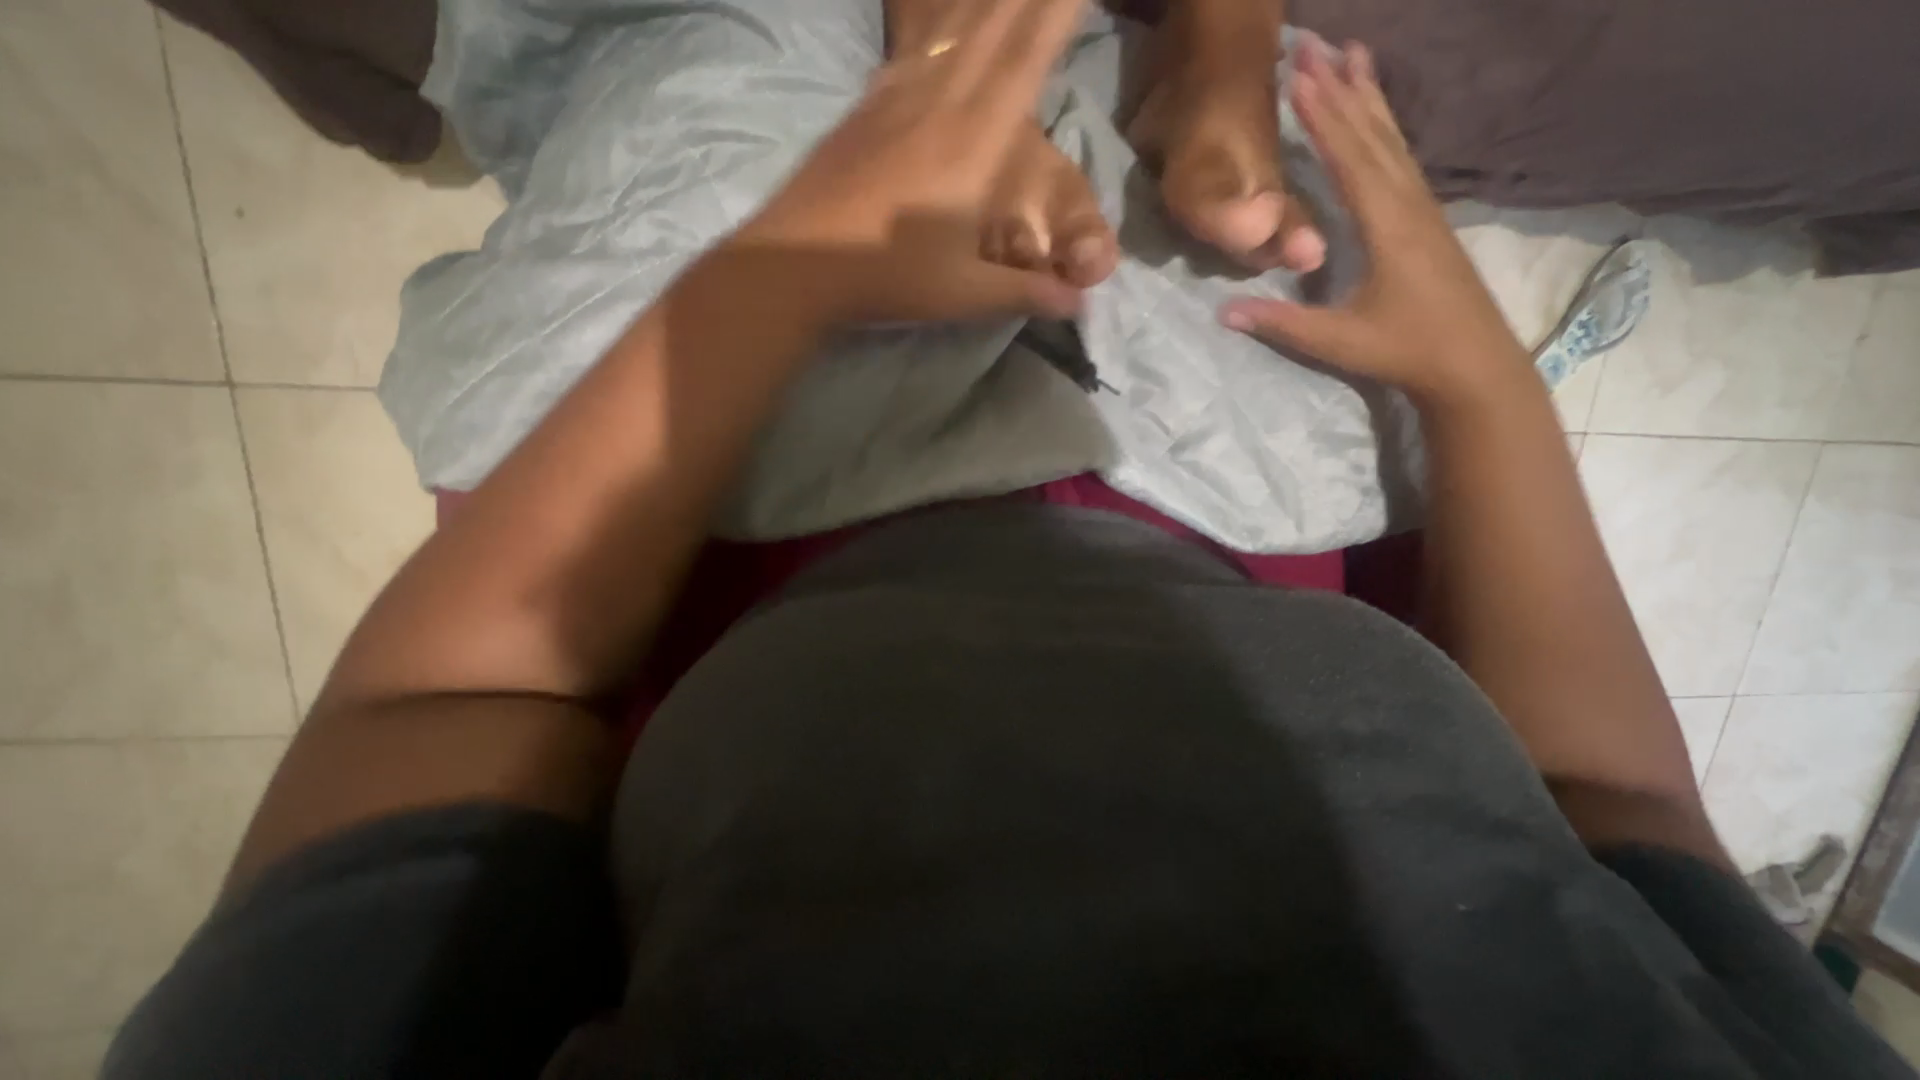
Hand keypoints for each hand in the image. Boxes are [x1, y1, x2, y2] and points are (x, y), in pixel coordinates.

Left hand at [726, 0, 1091, 324]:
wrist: (796, 264)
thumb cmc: (887, 277)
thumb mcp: (965, 294)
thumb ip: (1027, 292)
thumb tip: (1080, 304)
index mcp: (973, 141)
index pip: (1025, 59)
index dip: (1054, 13)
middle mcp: (938, 103)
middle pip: (991, 30)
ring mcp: (895, 100)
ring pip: (948, 33)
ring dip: (982, 4)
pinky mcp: (863, 110)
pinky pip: (910, 53)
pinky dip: (933, 29)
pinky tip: (934, 27)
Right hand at [1218, 42, 1532, 405]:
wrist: (1475, 364)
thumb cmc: (1405, 351)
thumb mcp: (1338, 341)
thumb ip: (1281, 323)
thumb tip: (1223, 311)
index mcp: (1387, 226)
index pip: (1349, 159)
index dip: (1322, 117)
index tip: (1297, 75)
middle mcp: (1409, 203)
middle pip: (1372, 133)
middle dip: (1340, 87)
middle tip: (1311, 43)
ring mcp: (1423, 206)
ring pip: (1392, 138)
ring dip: (1368, 94)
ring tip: (1350, 51)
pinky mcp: (1427, 216)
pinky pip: (1402, 155)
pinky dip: (1385, 124)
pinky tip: (1376, 114)